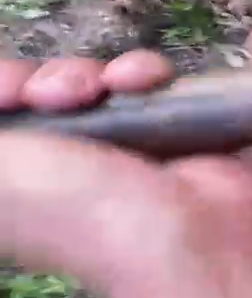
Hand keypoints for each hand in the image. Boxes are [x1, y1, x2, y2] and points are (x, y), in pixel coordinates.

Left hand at [0, 54, 251, 297]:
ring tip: (107, 90)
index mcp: (12, 172)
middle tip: (59, 98)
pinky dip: (145, 72)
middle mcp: (61, 154)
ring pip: (89, 77)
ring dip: (91, 72)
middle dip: (39, 78)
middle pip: (33, 87)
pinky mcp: (176, 125)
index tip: (10, 99)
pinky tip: (147, 83)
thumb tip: (5, 111)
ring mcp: (121, 139)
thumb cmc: (77, 210)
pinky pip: (150, 79)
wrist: (189, 226)